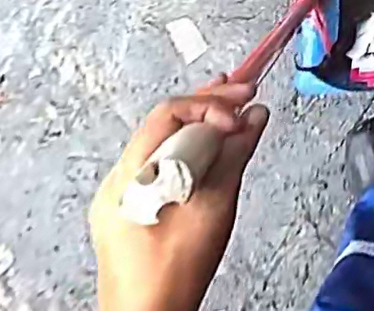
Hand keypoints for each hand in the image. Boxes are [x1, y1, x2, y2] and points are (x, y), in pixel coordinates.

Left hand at [90, 81, 269, 310]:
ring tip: (234, 106)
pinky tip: (213, 139)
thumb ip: (235, 155)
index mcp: (129, 177)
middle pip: (166, 121)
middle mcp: (118, 179)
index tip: (239, 114)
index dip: (209, 105)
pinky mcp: (133, 204)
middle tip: (245, 92)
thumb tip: (255, 116)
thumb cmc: (173, 280)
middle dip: (209, 104)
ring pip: (166, 138)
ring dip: (202, 121)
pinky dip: (191, 144)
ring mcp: (122, 192)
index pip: (169, 114)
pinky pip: (162, 159)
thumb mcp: (213, 210)